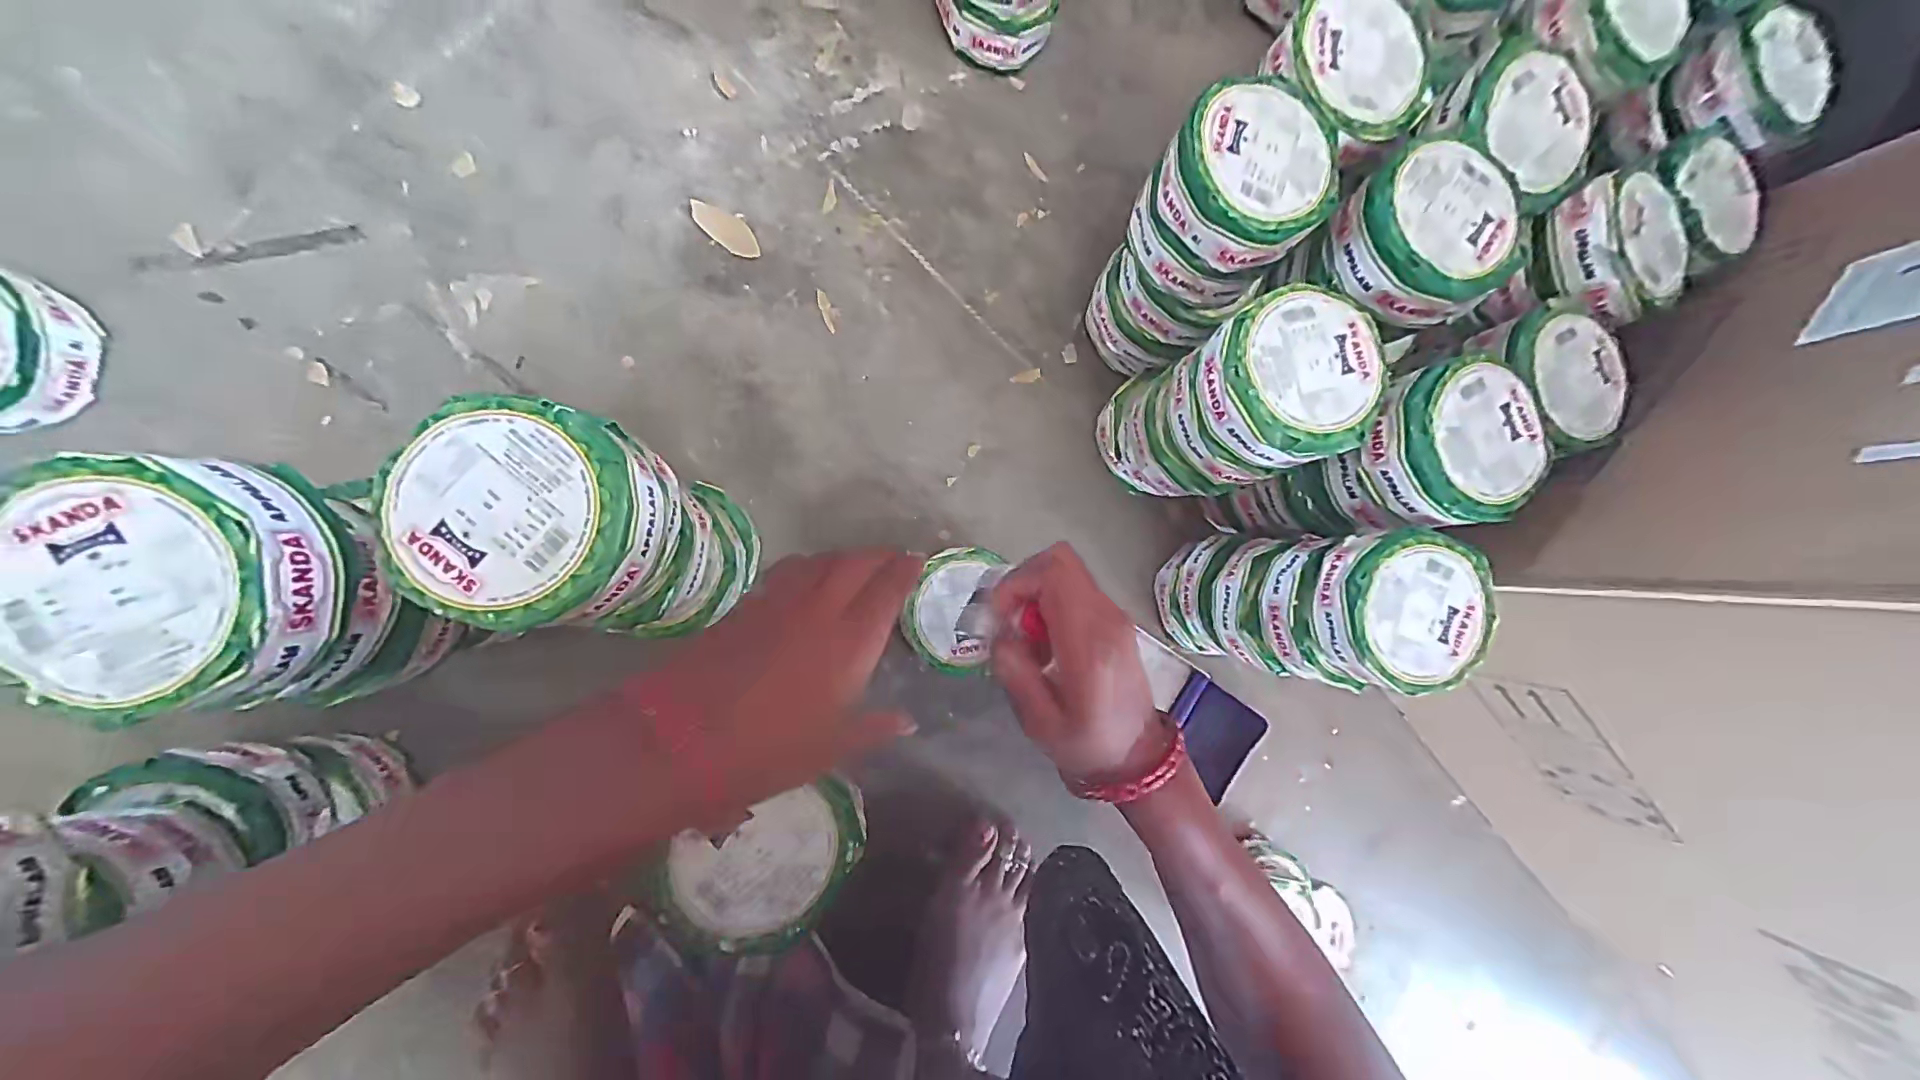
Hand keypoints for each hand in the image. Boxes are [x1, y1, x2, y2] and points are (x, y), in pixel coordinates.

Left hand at [615, 549, 923, 818]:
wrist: (683, 739)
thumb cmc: (769, 751)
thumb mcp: (831, 749)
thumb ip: (873, 729)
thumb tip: (907, 722)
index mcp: (850, 642)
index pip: (887, 590)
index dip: (905, 570)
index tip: (917, 560)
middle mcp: (819, 610)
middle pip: (855, 563)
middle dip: (879, 555)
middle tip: (893, 558)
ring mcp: (779, 603)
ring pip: (820, 560)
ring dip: (843, 557)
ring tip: (854, 566)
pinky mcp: (747, 605)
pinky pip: (788, 571)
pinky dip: (808, 567)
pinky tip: (806, 581)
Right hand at [989, 543, 1169, 785]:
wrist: (1138, 756)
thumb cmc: (1088, 744)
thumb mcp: (1039, 721)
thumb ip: (1014, 671)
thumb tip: (1001, 634)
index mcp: (1089, 643)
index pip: (1054, 573)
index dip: (1016, 583)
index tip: (1000, 617)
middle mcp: (1106, 619)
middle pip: (1059, 561)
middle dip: (1022, 585)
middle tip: (1011, 626)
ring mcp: (1114, 616)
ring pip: (1065, 574)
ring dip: (1036, 598)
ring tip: (1030, 644)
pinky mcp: (1114, 621)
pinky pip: (1075, 592)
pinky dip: (1050, 607)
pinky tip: (1047, 647)